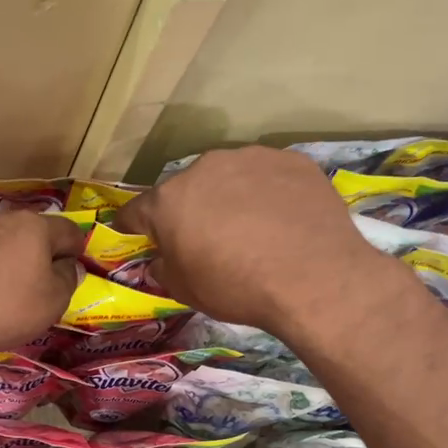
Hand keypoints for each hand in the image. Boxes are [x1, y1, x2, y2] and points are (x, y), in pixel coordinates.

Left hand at [0, 211, 84, 361]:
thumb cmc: (4, 310)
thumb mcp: (52, 303)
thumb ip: (67, 279)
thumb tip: (67, 266)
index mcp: (32, 226)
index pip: (67, 230)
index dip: (76, 248)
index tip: (76, 263)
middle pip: (26, 232)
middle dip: (36, 252)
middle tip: (38, 279)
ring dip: (2, 258)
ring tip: (0, 287)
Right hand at [115, 146, 393, 329]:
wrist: (314, 277)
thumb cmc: (235, 286)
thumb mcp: (184, 290)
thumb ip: (164, 268)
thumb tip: (162, 259)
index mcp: (167, 200)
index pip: (135, 211)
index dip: (133, 228)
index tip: (138, 239)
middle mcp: (203, 168)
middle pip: (184, 189)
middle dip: (187, 210)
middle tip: (203, 240)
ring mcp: (250, 158)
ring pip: (228, 176)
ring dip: (228, 196)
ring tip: (248, 227)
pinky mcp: (292, 160)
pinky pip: (267, 176)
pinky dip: (266, 193)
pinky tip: (280, 219)